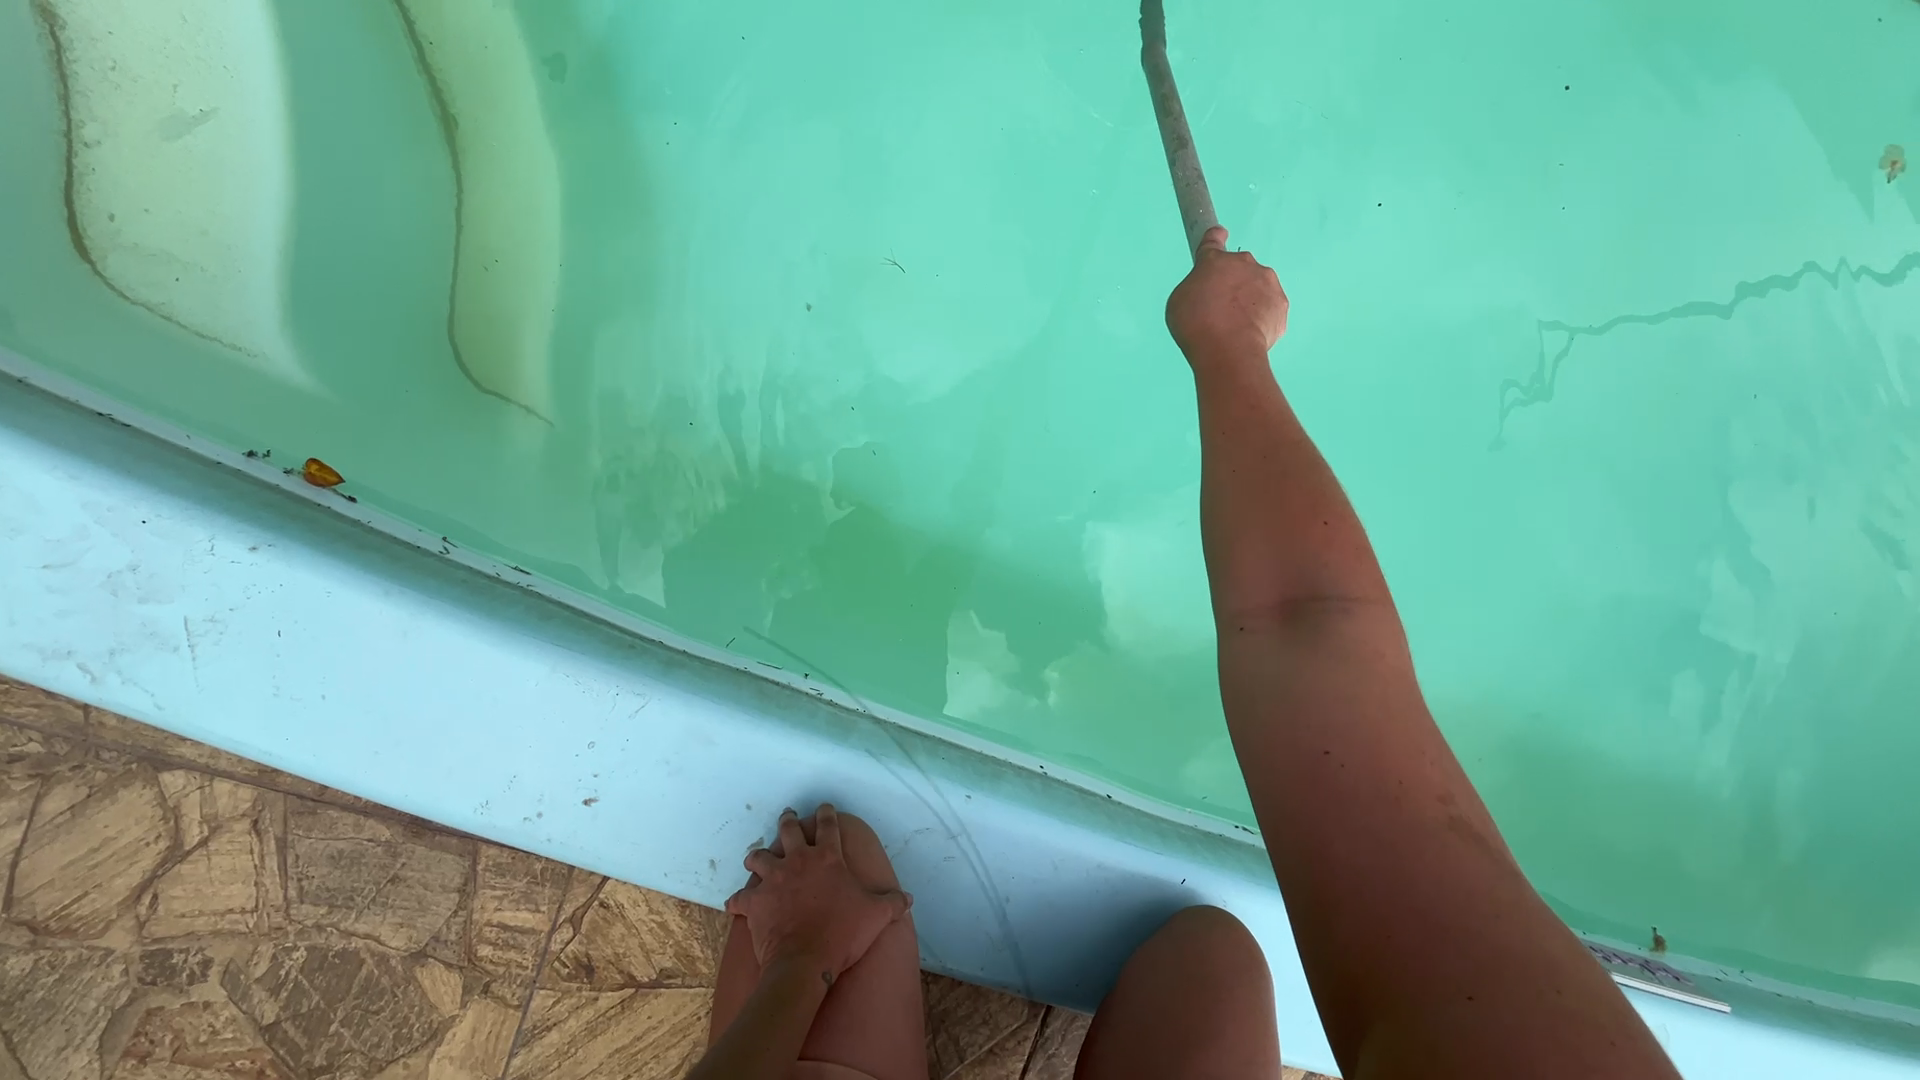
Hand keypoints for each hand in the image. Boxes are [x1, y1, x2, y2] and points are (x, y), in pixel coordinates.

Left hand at [726, 805, 912, 981]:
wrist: (804, 960)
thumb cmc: (843, 932)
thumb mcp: (876, 915)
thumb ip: (892, 903)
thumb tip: (909, 898)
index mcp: (828, 858)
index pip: (828, 825)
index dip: (826, 813)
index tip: (824, 807)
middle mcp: (799, 860)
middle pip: (789, 831)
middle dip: (788, 821)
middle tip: (787, 817)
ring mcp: (774, 879)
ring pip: (759, 857)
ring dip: (757, 856)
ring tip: (756, 857)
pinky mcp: (755, 901)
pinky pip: (740, 897)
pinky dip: (737, 900)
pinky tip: (735, 904)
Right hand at [1165, 226, 1287, 364]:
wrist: (1228, 349)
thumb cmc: (1197, 324)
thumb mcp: (1179, 301)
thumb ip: (1195, 287)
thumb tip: (1206, 291)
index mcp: (1214, 261)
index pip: (1213, 240)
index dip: (1214, 238)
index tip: (1219, 234)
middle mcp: (1244, 264)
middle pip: (1239, 268)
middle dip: (1232, 283)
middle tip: (1219, 309)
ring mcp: (1267, 283)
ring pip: (1257, 288)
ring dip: (1249, 301)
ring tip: (1234, 327)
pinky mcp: (1281, 305)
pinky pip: (1269, 309)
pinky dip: (1261, 319)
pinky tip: (1247, 334)